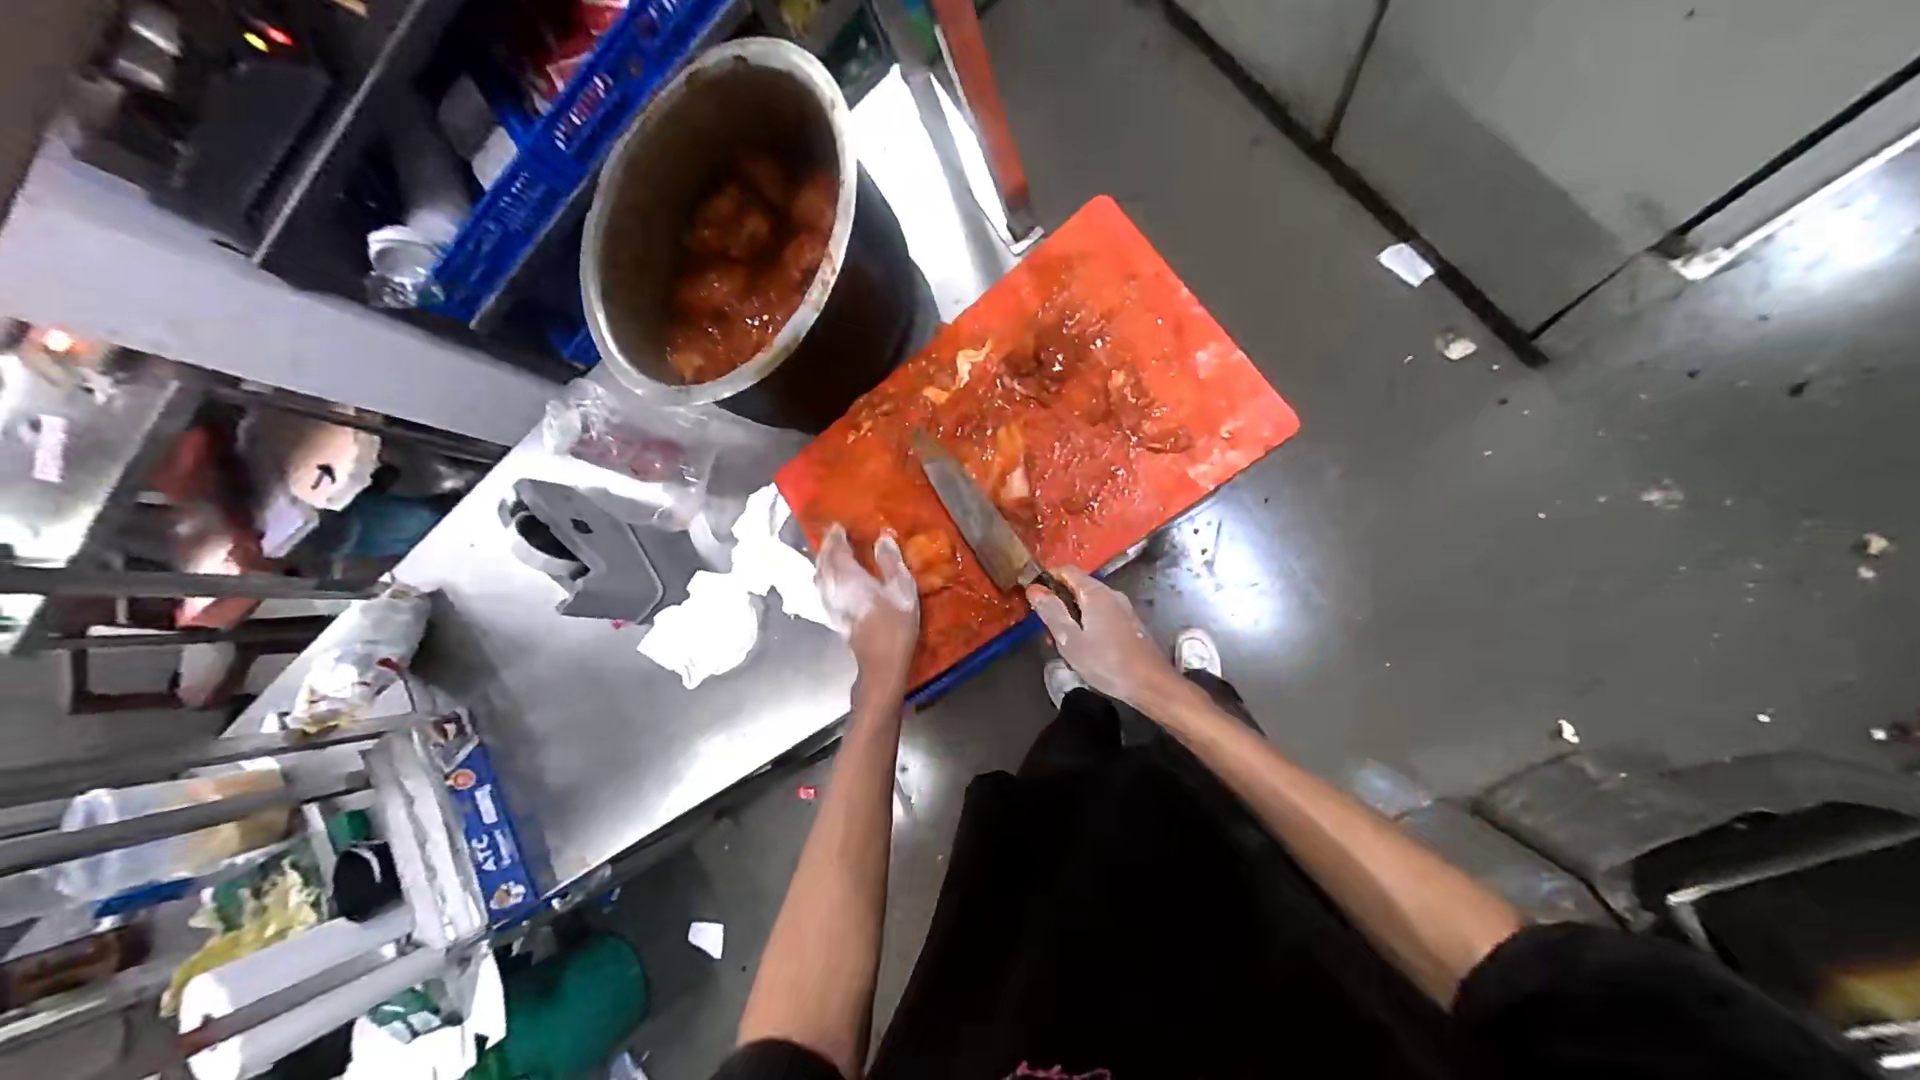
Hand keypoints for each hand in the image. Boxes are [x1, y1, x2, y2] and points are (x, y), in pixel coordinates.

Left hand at [816, 524, 920, 704]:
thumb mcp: (901, 588)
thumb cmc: (894, 623)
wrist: (881, 662)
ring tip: (834, 553)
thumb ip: (890, 561)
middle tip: (836, 535)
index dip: (836, 534)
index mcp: (847, 576)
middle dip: (828, 545)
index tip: (840, 525)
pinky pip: (821, 587)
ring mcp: (828, 602)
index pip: (835, 548)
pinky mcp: (830, 615)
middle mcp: (831, 586)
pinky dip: (825, 576)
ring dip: (824, 560)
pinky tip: (834, 578)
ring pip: (819, 574)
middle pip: (823, 560)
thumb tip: (882, 538)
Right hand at [1026, 567, 1181, 708]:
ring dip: (1071, 617)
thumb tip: (1034, 589)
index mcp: (1095, 592)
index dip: (1046, 579)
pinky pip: (1101, 615)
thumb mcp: (1070, 639)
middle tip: (1046, 631)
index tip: (1032, 598)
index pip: (1066, 570)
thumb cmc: (1106, 662)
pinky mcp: (1129, 623)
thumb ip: (1051, 611)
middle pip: (1077, 587)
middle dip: (1058, 603)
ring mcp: (1123, 608)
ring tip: (1062, 644)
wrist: (1150, 684)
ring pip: (1089, 603)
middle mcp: (1111, 594)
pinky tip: (1083, 648)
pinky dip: (1086, 624)